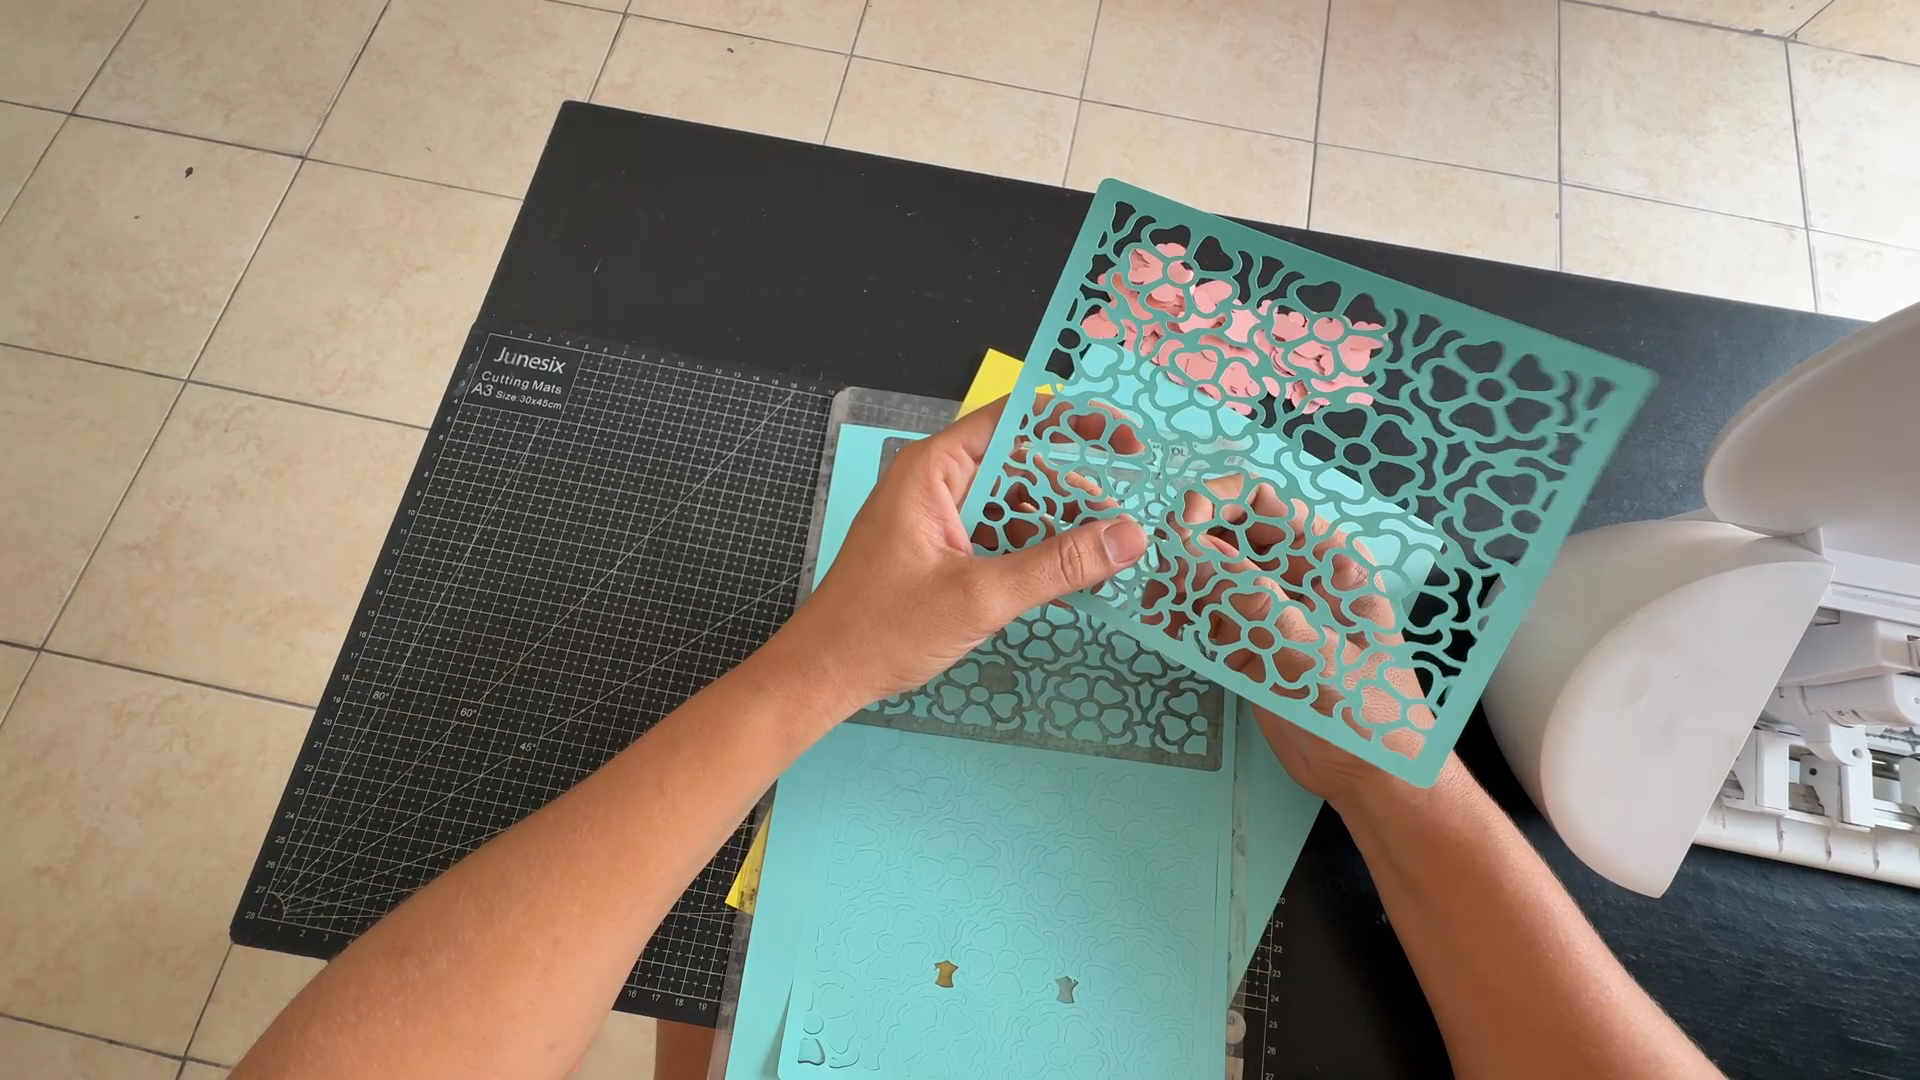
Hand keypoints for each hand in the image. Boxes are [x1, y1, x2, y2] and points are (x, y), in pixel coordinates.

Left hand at [775, 399, 1148, 710]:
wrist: (825, 675)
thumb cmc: (884, 628)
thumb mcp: (979, 596)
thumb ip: (1057, 566)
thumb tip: (1129, 536)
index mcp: (935, 469)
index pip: (1014, 419)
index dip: (1074, 423)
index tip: (1126, 443)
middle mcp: (939, 484)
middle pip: (1021, 465)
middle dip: (1075, 489)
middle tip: (1127, 516)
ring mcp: (941, 519)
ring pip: (1015, 506)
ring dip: (1059, 528)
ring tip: (1109, 553)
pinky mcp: (944, 552)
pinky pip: (1001, 538)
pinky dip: (1035, 554)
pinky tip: (1072, 577)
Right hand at [1155, 472, 1432, 809]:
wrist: (1371, 781)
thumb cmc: (1367, 715)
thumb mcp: (1312, 656)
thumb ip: (1254, 603)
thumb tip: (1194, 552)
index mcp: (1324, 558)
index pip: (1262, 501)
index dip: (1215, 502)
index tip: (1177, 530)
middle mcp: (1292, 571)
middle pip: (1223, 530)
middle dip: (1184, 546)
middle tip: (1161, 581)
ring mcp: (1265, 605)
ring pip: (1204, 569)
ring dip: (1175, 582)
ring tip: (1161, 615)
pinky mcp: (1245, 637)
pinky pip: (1201, 608)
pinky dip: (1179, 613)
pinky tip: (1169, 632)